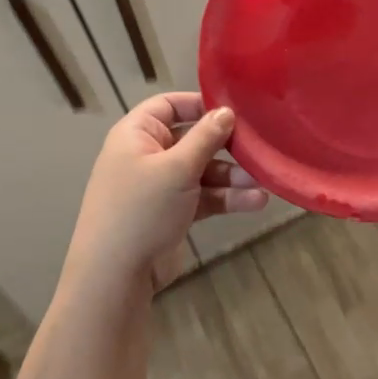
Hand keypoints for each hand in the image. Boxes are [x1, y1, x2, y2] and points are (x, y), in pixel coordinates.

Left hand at [67, 93, 267, 284]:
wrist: (117, 275)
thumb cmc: (142, 209)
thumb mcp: (178, 168)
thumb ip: (206, 137)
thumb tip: (226, 110)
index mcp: (137, 135)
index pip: (169, 105)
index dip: (200, 103)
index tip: (235, 109)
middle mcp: (147, 155)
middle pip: (192, 139)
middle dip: (225, 146)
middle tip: (256, 148)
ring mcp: (161, 186)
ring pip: (203, 171)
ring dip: (232, 177)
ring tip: (261, 184)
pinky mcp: (173, 212)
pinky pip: (204, 196)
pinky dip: (226, 198)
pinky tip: (255, 202)